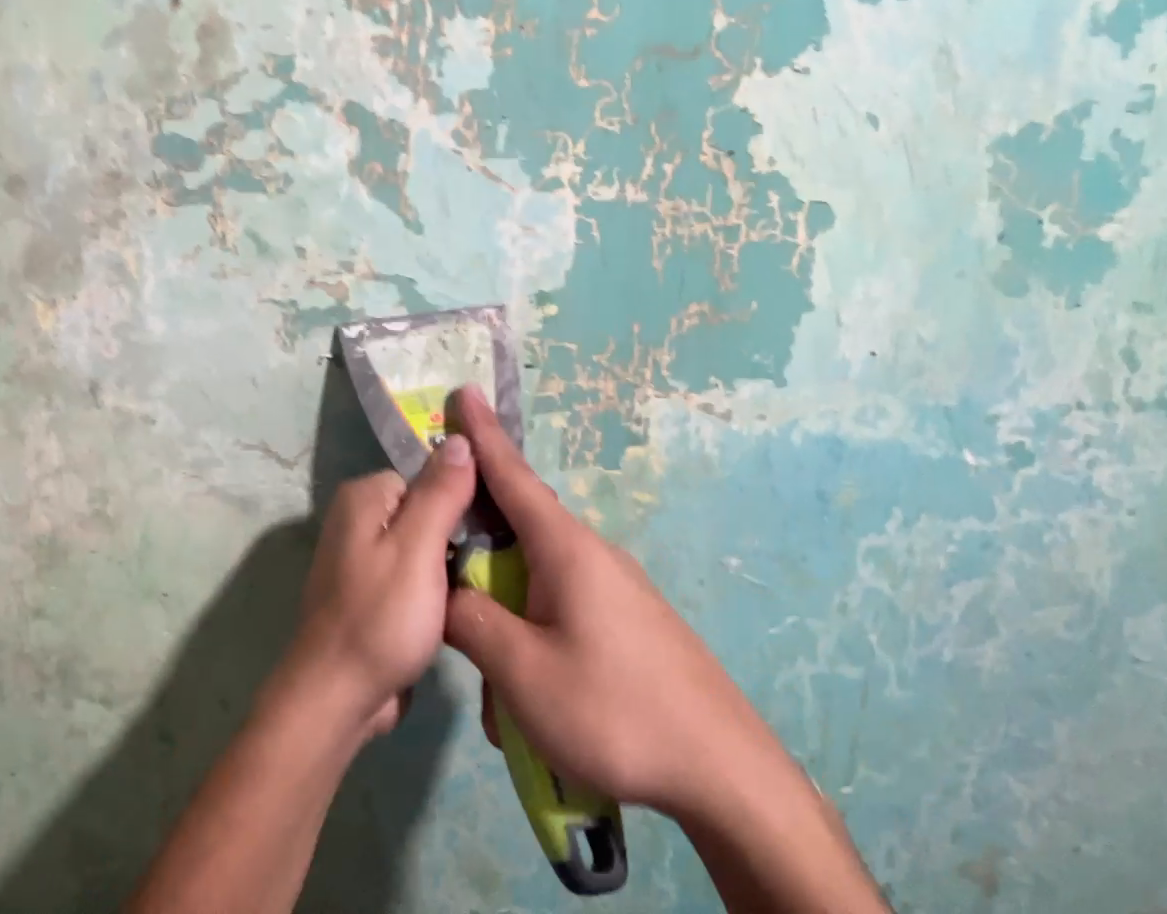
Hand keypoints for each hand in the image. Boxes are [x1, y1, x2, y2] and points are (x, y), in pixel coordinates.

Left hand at [288, 435, 475, 736]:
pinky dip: (437, 590)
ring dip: (452, 567)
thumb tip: (460, 437)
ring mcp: (364, 560)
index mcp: (364, 498)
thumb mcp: (418, 548)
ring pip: (426, 548)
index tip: (497, 528)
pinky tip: (463, 607)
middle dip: (460, 535)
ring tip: (487, 584)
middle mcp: (358, 521)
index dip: (464, 499)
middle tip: (498, 559)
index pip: (429, 476)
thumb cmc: (381, 617)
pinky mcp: (374, 595)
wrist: (339, 696)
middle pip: (428, 511)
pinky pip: (415, 577)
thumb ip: (441, 492)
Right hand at [443, 386, 787, 819]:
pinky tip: (530, 702)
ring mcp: (614, 592)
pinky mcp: (627, 626)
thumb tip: (448, 593)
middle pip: (516, 530)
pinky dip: (530, 641)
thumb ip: (469, 620)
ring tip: (500, 694)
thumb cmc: (616, 712)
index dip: (482, 434)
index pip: (512, 476)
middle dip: (475, 547)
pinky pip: (559, 612)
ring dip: (503, 622)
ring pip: (534, 583)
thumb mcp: (521, 671)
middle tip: (440, 570)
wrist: (725, 775)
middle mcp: (591, 558)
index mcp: (566, 550)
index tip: (463, 391)